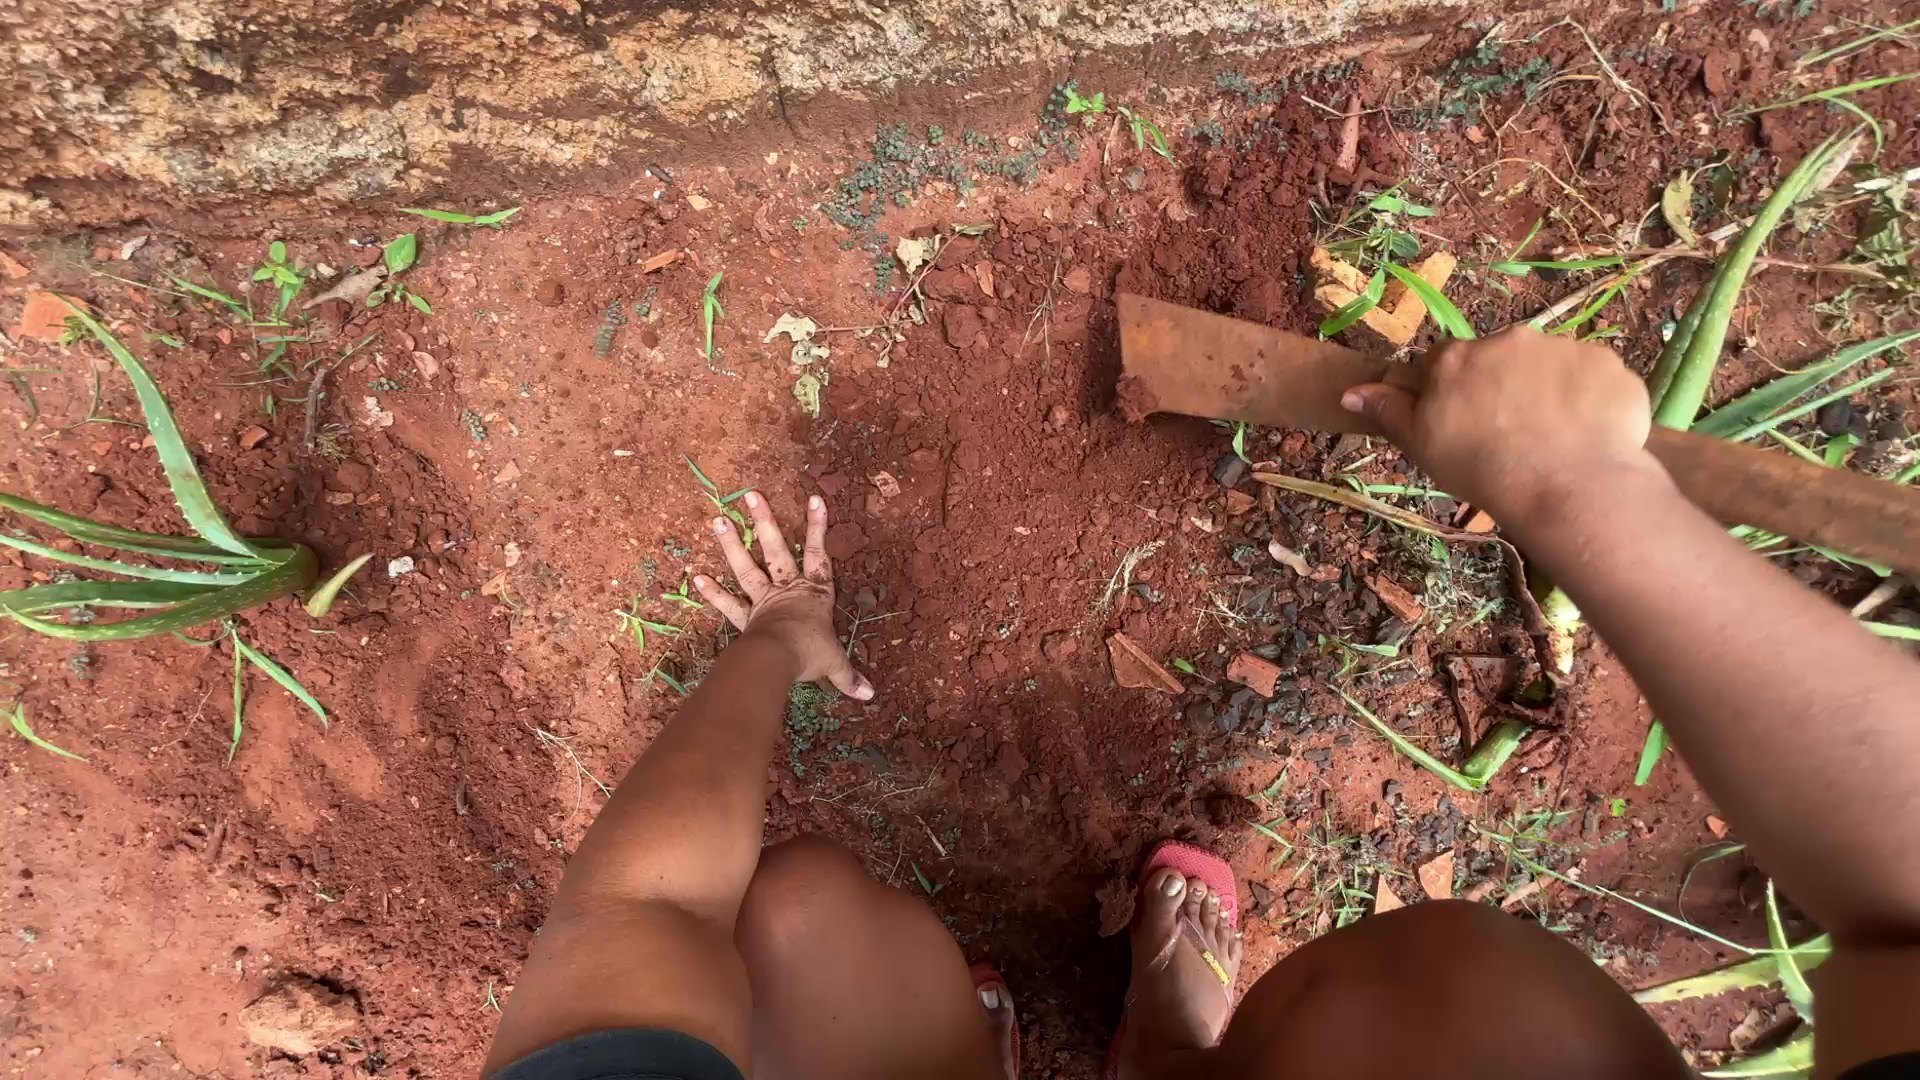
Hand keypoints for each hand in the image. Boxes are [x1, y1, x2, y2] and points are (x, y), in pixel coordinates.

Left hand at [694, 491, 874, 700]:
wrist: (778, 660)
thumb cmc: (810, 653)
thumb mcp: (835, 663)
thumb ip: (849, 676)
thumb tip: (870, 696)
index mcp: (814, 593)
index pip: (818, 554)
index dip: (817, 527)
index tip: (814, 498)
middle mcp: (787, 589)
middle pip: (775, 550)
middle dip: (765, 521)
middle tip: (750, 495)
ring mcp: (763, 601)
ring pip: (747, 567)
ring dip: (732, 544)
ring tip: (717, 519)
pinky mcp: (745, 618)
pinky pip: (727, 603)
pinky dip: (712, 592)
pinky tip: (696, 577)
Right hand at [1339, 326, 1662, 527]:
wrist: (1566, 484)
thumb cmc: (1477, 465)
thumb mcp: (1420, 443)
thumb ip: (1388, 410)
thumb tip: (1350, 391)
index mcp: (1457, 358)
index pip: (1443, 361)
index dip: (1447, 389)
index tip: (1456, 419)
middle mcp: (1509, 340)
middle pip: (1496, 358)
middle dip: (1497, 384)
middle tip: (1501, 431)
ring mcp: (1564, 348)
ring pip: (1544, 366)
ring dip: (1540, 390)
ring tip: (1545, 436)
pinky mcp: (1609, 364)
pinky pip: (1588, 377)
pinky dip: (1583, 399)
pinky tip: (1578, 434)